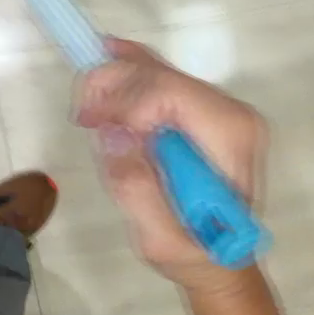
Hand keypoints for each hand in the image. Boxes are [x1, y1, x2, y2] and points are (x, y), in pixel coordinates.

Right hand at [75, 38, 267, 292]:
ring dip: (116, 81)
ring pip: (158, 71)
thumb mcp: (161, 240)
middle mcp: (231, 113)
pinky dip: (131, 69)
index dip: (125, 101)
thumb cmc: (195, 254)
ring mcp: (217, 108)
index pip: (171, 93)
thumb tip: (113, 134)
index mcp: (230, 140)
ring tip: (88, 107)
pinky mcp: (201, 110)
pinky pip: (162, 78)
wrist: (222, 260)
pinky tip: (108, 54)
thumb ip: (138, 189)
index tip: (91, 126)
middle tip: (82, 117)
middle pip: (162, 76)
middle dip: (114, 86)